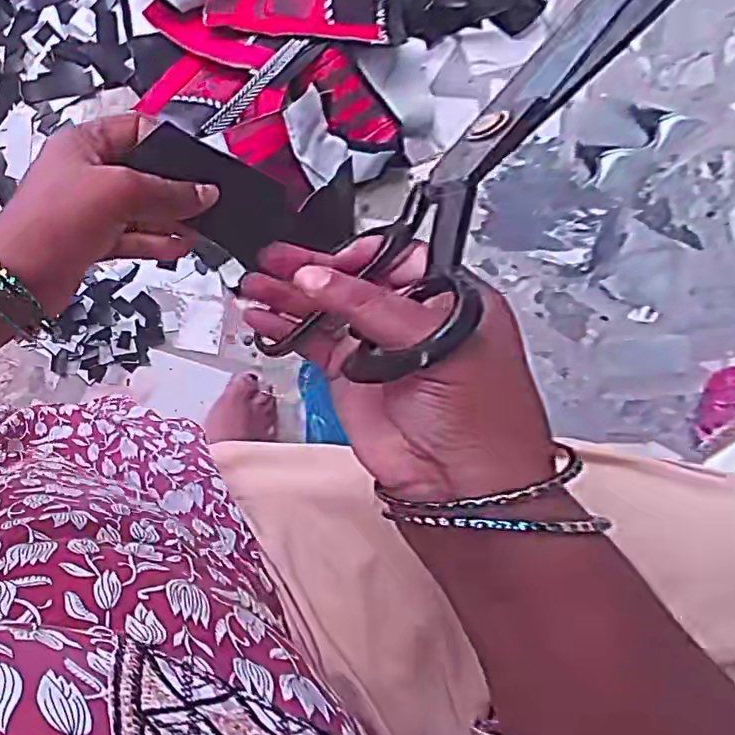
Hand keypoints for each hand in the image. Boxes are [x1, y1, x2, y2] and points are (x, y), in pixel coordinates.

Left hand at [0, 114, 217, 311]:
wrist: (15, 280)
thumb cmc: (43, 226)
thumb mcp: (118, 191)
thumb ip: (167, 189)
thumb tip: (200, 192)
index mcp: (80, 144)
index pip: (136, 129)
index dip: (170, 144)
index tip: (199, 162)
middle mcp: (80, 174)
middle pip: (140, 172)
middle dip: (174, 187)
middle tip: (206, 198)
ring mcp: (82, 211)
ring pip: (136, 209)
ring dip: (169, 217)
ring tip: (201, 224)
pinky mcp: (85, 243)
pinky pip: (128, 237)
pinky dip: (153, 241)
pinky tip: (177, 244)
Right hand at [239, 238, 556, 501]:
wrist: (456, 478)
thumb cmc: (481, 417)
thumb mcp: (439, 345)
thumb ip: (372, 307)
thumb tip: (317, 278)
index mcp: (445, 301)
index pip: (396, 260)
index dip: (358, 256)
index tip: (327, 263)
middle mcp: (404, 319)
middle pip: (346, 281)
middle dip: (306, 269)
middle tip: (273, 260)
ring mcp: (369, 345)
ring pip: (318, 308)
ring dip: (283, 296)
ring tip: (254, 286)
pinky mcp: (342, 370)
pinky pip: (304, 340)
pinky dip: (279, 327)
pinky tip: (261, 317)